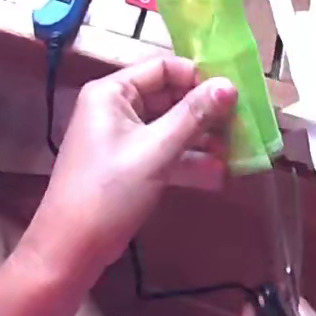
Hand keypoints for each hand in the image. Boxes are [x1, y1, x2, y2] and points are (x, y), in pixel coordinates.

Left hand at [21, 57, 235, 283]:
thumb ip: (193, 116)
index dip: (199, 77)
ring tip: (239, 151)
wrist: (70, 247)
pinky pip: (164, 153)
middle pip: (169, 97)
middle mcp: (115, 108)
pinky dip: (188, 162)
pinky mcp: (130, 165)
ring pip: (170, 127)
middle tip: (244, 124)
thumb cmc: (109, 190)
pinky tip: (219, 175)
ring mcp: (122, 137)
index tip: (237, 92)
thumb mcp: (155, 150)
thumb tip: (228, 85)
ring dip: (202, 139)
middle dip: (206, 112)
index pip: (162, 68)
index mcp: (112, 92)